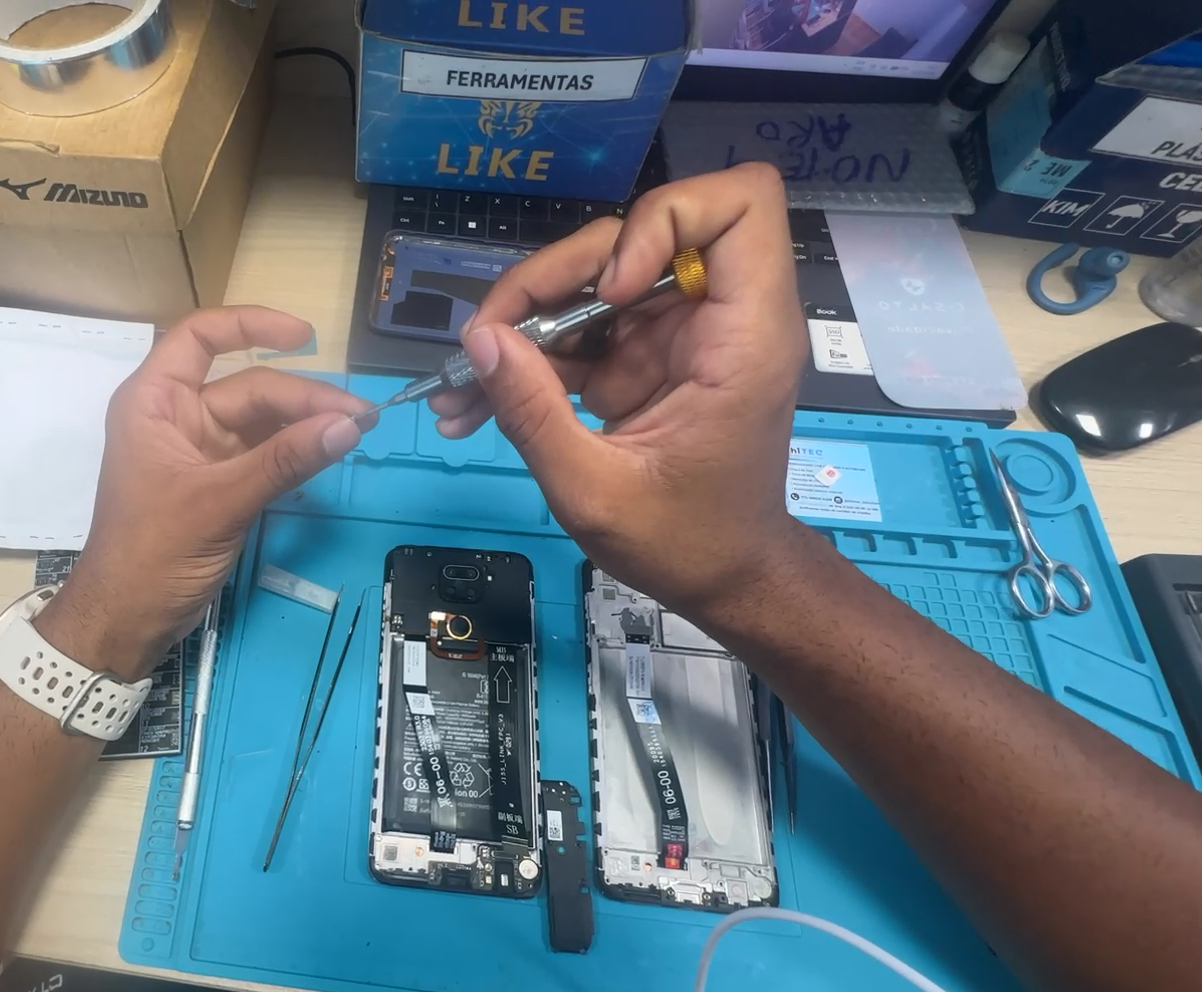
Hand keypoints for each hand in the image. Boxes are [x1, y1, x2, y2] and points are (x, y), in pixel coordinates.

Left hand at [35, 307, 368, 678]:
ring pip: (262, 422)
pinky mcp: (219, 483)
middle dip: (304, 398)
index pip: (201, 337)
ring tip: (357, 430)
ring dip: (307, 425)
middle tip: (360, 417)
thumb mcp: (219, 501)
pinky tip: (329, 451)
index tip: (307, 336)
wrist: (128, 619)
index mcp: (155, 402)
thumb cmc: (153, 554)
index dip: (252, 325)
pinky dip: (295, 452)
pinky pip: (264, 455)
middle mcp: (178, 417)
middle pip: (248, 386)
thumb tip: (348, 425)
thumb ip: (284, 461)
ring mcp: (201, 452)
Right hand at [430, 164, 806, 613]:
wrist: (717, 577)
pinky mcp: (636, 361)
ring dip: (519, 326)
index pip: (734, 205)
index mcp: (740, 337)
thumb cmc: (680, 543)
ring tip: (461, 388)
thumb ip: (534, 412)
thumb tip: (480, 339)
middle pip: (628, 238)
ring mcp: (668, 337)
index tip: (609, 294)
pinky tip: (475, 406)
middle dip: (547, 282)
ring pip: (586, 284)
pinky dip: (524, 364)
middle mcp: (709, 318)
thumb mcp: (592, 490)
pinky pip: (573, 335)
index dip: (660, 224)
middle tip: (486, 339)